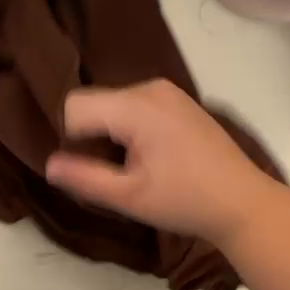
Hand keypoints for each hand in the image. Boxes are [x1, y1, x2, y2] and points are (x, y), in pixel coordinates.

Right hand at [45, 79, 282, 245]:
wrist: (241, 201)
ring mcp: (167, 92)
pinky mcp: (178, 102)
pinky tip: (150, 161)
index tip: (89, 171)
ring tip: (132, 170)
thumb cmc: (183, 201)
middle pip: (93, 104)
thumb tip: (48, 165)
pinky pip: (135, 109)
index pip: (74, 107)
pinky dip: (130, 132)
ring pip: (113, 107)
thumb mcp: (128, 197)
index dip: (71, 140)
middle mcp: (150, 88)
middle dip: (91, 138)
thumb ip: (85, 179)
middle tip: (112, 175)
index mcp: (136, 106)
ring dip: (110, 137)